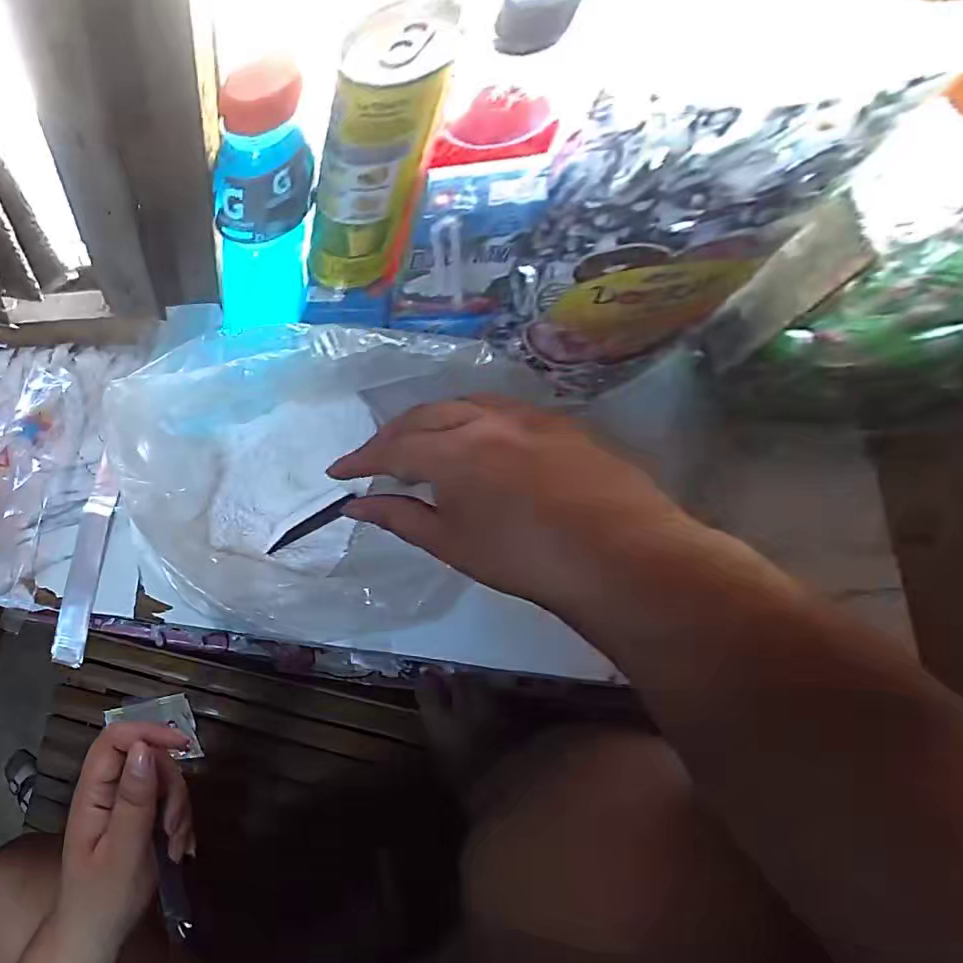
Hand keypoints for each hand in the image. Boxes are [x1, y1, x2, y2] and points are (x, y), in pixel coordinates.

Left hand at [52, 722, 194, 962]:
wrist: (96, 938)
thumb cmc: (103, 900)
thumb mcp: (123, 852)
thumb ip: (134, 800)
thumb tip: (143, 748)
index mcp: (91, 791)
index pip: (115, 738)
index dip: (148, 732)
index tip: (183, 746)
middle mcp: (105, 790)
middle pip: (146, 758)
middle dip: (170, 787)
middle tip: (174, 829)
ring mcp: (122, 804)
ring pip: (161, 780)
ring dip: (178, 810)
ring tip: (174, 848)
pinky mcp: (138, 818)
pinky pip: (166, 802)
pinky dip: (179, 823)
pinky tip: (178, 851)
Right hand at [327, 395, 694, 610]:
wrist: (624, 558)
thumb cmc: (524, 558)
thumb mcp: (449, 542)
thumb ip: (398, 516)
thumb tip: (354, 507)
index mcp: (453, 452)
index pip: (391, 449)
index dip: (360, 461)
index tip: (337, 473)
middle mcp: (485, 421)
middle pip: (422, 417)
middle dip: (390, 437)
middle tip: (372, 462)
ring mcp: (527, 418)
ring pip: (461, 404)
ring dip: (429, 421)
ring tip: (417, 444)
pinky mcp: (559, 424)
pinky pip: (498, 409)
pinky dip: (468, 418)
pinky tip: (472, 440)